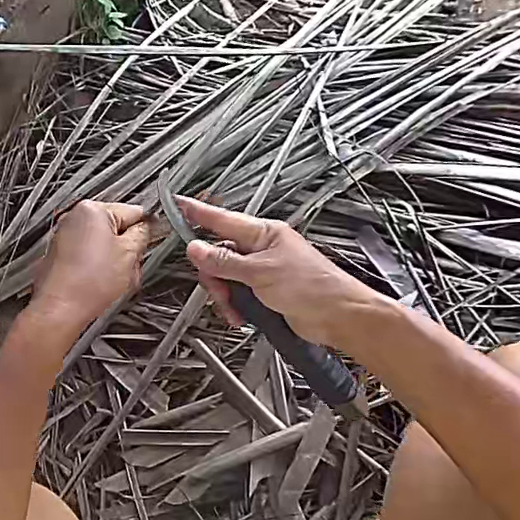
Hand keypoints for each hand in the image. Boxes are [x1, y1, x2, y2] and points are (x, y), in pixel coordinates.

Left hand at [31, 201, 152, 328]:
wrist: (59, 310)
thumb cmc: (86, 283)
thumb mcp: (129, 254)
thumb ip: (143, 234)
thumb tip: (148, 226)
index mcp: (92, 210)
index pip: (133, 211)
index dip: (146, 229)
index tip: (150, 242)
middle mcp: (75, 218)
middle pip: (117, 228)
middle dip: (128, 248)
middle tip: (129, 266)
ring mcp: (66, 237)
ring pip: (105, 245)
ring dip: (115, 261)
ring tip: (113, 278)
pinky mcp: (62, 256)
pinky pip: (90, 256)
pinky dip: (99, 268)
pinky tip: (99, 283)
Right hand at [177, 196, 384, 351]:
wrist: (339, 317)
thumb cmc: (315, 287)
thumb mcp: (261, 273)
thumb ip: (225, 262)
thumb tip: (197, 249)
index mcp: (264, 234)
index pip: (222, 219)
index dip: (198, 212)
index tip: (179, 203)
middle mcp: (262, 249)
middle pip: (219, 255)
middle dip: (214, 276)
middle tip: (220, 290)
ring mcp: (263, 271)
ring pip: (226, 277)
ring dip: (226, 296)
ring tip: (236, 308)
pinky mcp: (266, 292)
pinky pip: (238, 294)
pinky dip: (236, 306)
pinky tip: (243, 315)